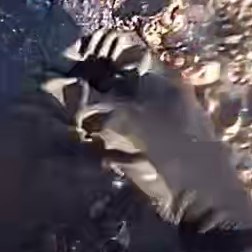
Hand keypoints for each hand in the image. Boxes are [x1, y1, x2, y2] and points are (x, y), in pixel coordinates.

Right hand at [45, 36, 251, 251]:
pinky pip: (105, 128)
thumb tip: (50, 83)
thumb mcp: (127, 124)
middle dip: (76, 78)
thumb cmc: (172, 159)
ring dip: (78, 106)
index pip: (118, 45)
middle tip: (46, 90)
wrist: (204, 206)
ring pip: (103, 101)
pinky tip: (70, 136)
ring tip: (51, 113)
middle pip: (107, 73)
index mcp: (156, 77)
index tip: (58, 63)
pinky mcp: (137, 144)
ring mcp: (144, 119)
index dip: (87, 49)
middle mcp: (150, 92)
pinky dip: (87, 129)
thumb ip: (89, 102)